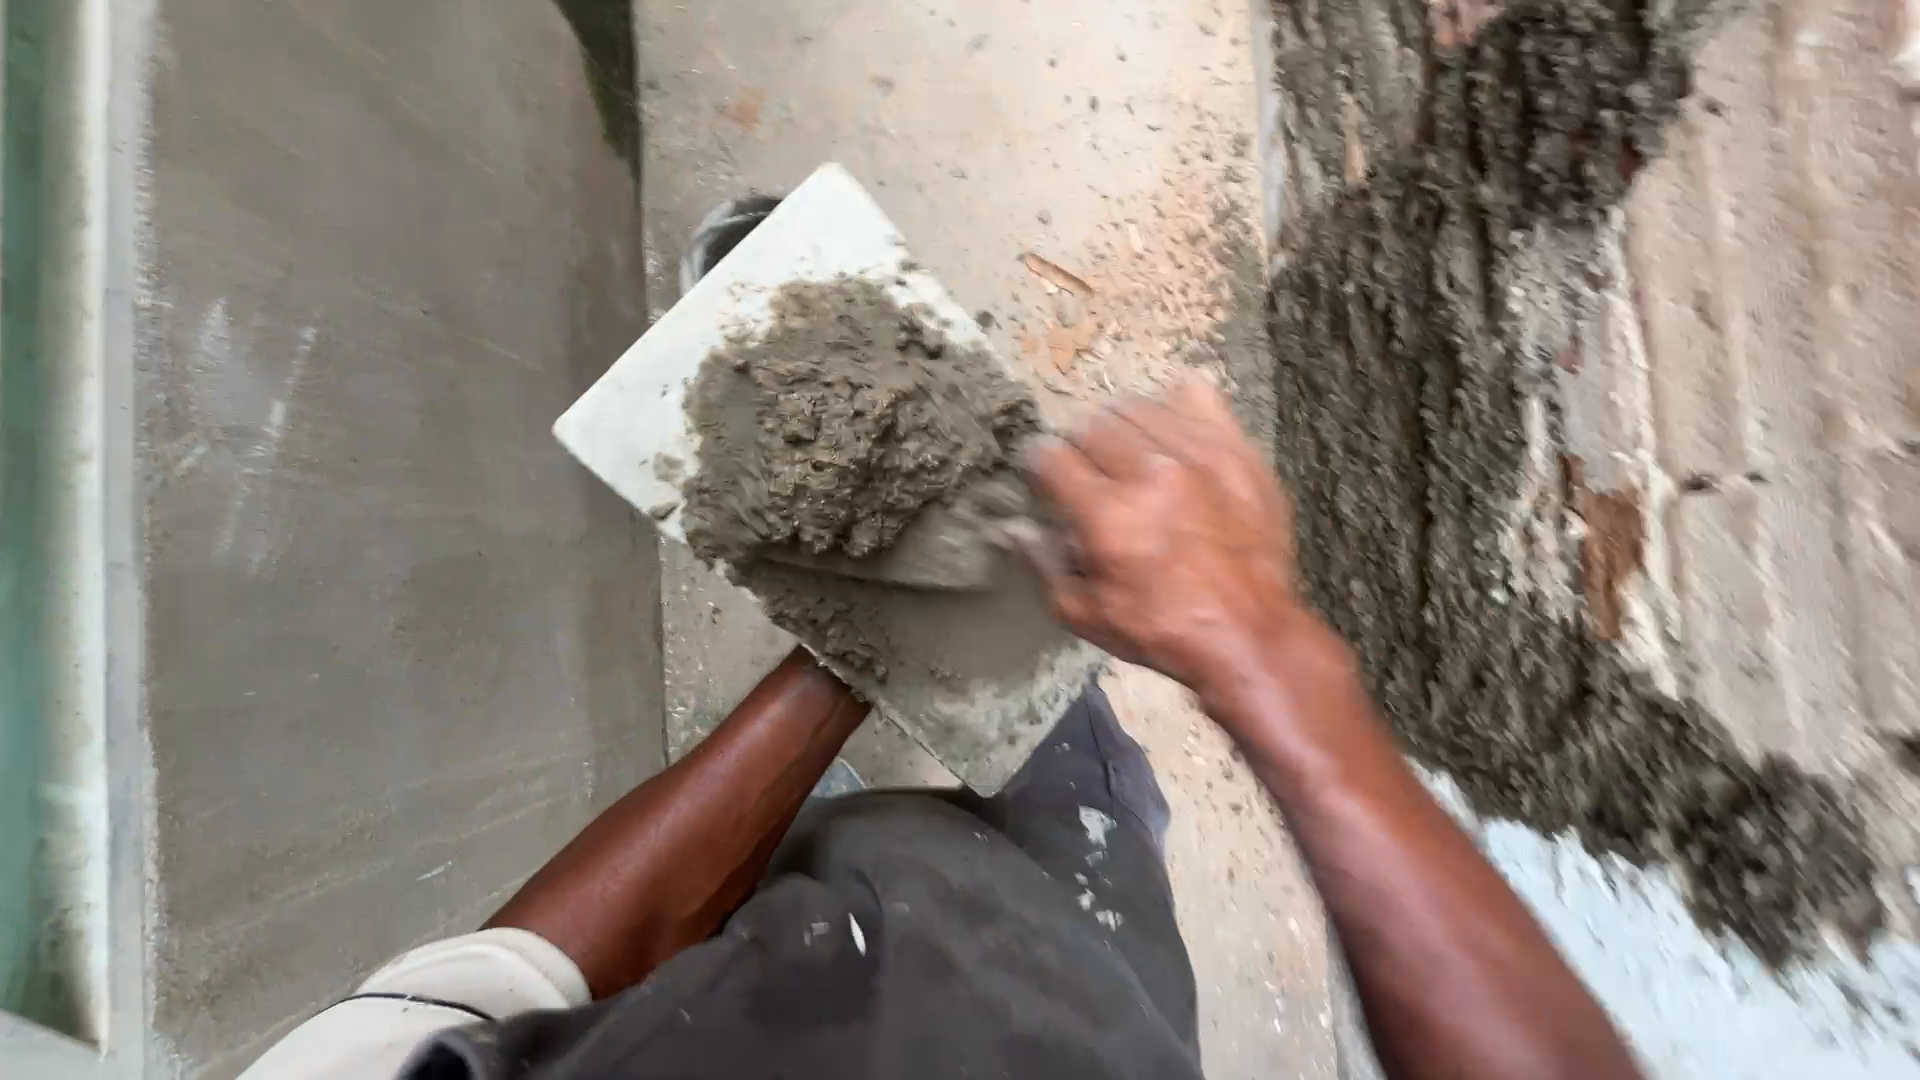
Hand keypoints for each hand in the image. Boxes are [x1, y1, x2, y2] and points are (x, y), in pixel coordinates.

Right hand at [1019, 382, 1306, 699]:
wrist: (1248, 635)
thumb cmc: (1160, 630)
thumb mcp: (1084, 612)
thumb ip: (1041, 561)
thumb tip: (1009, 525)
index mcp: (1107, 514)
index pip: (1049, 455)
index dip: (1036, 464)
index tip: (1042, 478)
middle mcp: (1149, 472)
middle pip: (1089, 424)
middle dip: (1075, 447)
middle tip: (1085, 475)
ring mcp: (1198, 455)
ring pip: (1135, 405)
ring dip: (1117, 426)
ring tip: (1124, 454)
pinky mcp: (1236, 450)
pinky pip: (1196, 395)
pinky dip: (1171, 406)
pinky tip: (1167, 434)